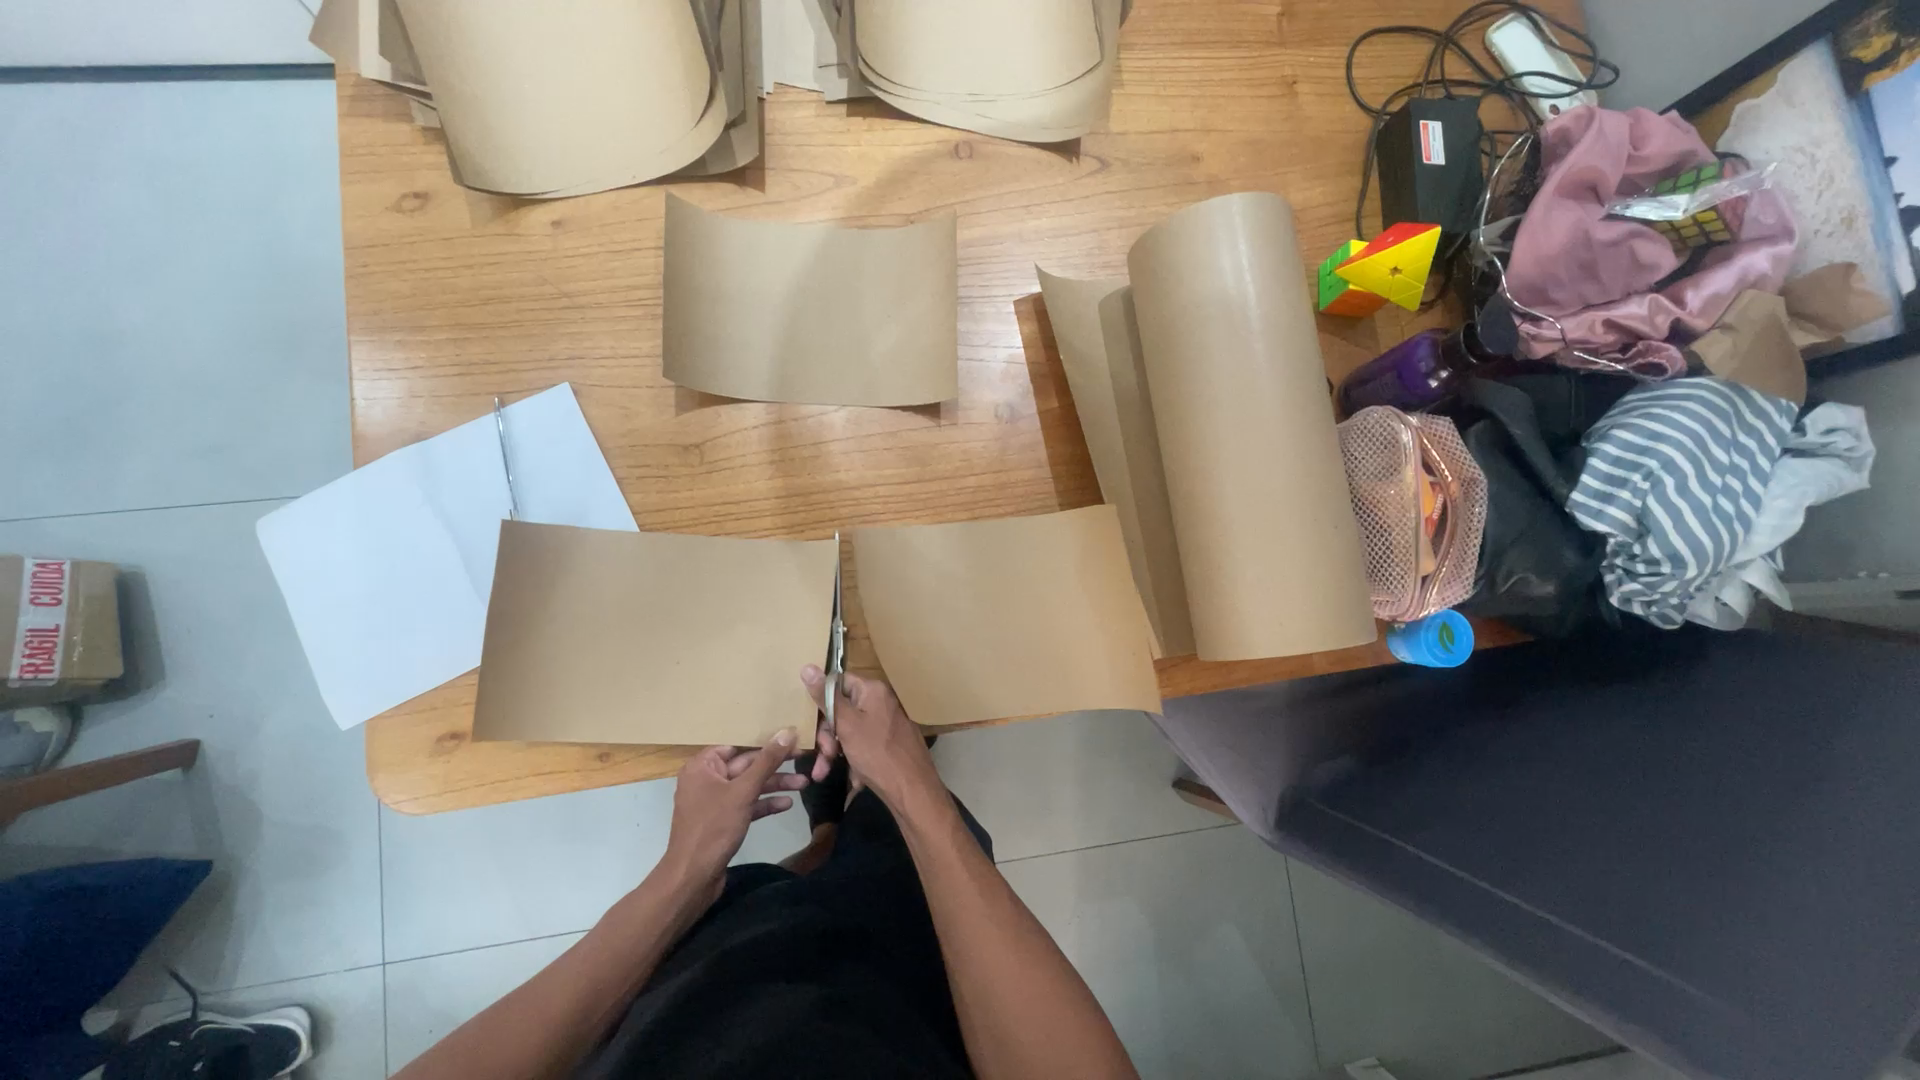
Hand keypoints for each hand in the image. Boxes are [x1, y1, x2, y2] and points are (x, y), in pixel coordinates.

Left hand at [662, 729, 808, 896]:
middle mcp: (706, 780)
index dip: (763, 740)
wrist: (693, 877)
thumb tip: (787, 732)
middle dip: (775, 765)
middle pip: (746, 765)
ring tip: (805, 784)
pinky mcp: (722, 821)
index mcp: (702, 766)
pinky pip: (746, 805)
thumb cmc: (714, 827)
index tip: (790, 737)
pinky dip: (764, 804)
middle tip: (804, 758)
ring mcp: (714, 802)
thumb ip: (767, 761)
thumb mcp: (743, 791)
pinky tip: (787, 804)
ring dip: (775, 785)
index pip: (736, 744)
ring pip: (749, 786)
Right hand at [800, 665, 940, 810]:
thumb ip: (826, 697)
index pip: (838, 682)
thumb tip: (807, 666)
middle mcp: (880, 702)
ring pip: (849, 731)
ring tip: (823, 774)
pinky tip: (853, 779)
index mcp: (872, 690)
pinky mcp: (888, 742)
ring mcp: (885, 723)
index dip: (821, 701)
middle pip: (842, 709)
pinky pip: (862, 744)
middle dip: (827, 735)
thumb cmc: (877, 753)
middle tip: (823, 755)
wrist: (912, 790)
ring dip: (834, 752)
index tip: (810, 722)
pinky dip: (853, 759)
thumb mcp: (846, 725)